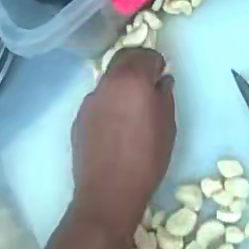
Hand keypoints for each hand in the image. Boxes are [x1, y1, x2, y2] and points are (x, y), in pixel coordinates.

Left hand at [69, 48, 176, 233]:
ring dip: (122, 81)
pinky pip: (99, 98)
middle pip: (124, 58)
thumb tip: (162, 80)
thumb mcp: (167, 127)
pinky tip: (116, 123)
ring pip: (109, 77)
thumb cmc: (146, 159)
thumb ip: (165, 96)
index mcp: (133, 78)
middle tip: (148, 80)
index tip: (162, 75)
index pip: (147, 55)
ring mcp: (91, 97)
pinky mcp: (80, 115)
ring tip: (132, 104)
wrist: (108, 194)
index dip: (157, 63)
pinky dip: (109, 100)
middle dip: (138, 63)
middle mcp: (109, 80)